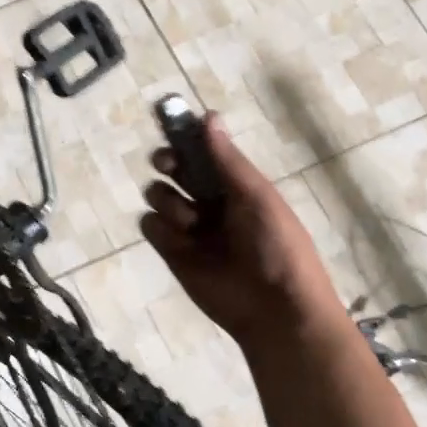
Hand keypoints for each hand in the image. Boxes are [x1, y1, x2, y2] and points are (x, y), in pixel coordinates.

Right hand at [140, 113, 343, 349]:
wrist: (275, 309)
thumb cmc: (277, 248)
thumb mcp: (258, 197)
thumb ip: (227, 160)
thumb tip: (208, 116)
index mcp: (235, 187)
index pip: (202, 152)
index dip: (185, 138)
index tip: (169, 123)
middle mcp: (208, 202)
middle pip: (172, 169)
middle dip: (167, 163)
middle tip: (169, 166)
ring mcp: (187, 226)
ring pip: (156, 194)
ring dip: (169, 202)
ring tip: (192, 223)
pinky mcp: (170, 250)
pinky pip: (149, 224)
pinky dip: (161, 228)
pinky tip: (181, 242)